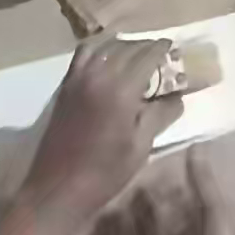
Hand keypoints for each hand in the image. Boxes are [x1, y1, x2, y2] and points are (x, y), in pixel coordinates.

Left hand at [21, 34, 183, 217]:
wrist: (57, 191)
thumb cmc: (104, 173)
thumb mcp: (141, 147)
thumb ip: (161, 115)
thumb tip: (178, 97)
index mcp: (122, 89)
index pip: (148, 55)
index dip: (162, 48)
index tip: (172, 47)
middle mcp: (101, 74)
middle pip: (130, 47)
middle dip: (147, 46)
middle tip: (159, 54)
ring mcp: (81, 76)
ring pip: (108, 45)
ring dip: (126, 44)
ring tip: (136, 53)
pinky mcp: (67, 83)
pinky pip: (85, 52)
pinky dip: (100, 46)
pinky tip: (108, 54)